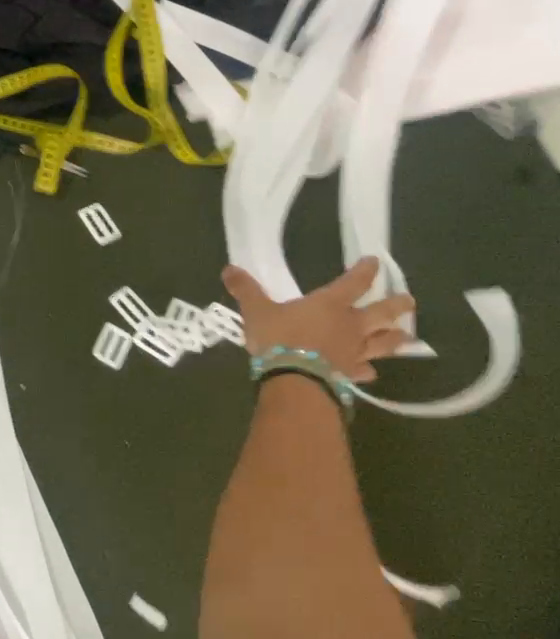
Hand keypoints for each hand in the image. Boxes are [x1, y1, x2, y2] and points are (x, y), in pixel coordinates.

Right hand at [221, 257, 415, 382]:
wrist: (294, 377)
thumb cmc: (278, 336)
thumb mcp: (255, 309)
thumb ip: (245, 289)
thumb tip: (230, 268)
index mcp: (329, 305)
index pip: (353, 284)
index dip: (365, 272)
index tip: (375, 261)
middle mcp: (350, 326)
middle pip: (382, 313)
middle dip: (396, 305)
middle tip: (408, 300)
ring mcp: (355, 351)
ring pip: (384, 342)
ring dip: (395, 338)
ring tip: (405, 335)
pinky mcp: (351, 372)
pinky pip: (365, 369)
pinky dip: (368, 368)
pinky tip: (369, 370)